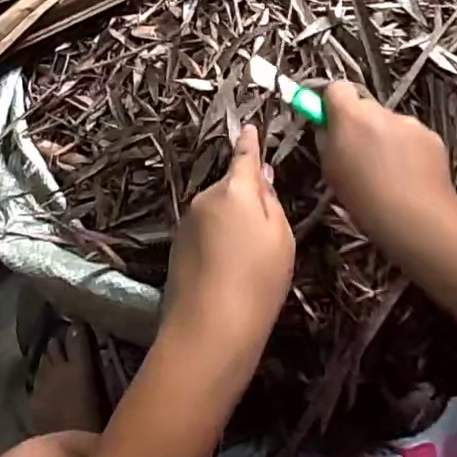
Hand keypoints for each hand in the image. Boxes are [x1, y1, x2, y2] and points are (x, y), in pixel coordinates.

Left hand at [161, 124, 292, 359]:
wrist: (209, 328)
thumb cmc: (258, 280)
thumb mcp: (280, 238)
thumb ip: (270, 202)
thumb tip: (260, 177)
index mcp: (233, 189)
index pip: (243, 156)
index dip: (249, 142)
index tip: (249, 128)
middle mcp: (205, 197)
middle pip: (230, 186)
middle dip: (245, 195)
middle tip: (266, 225)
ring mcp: (187, 221)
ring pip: (216, 210)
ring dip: (230, 220)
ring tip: (249, 256)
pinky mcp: (176, 245)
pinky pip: (204, 230)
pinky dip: (217, 239)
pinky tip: (228, 268)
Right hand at [315, 82, 456, 246]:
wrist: (417, 220)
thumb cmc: (363, 199)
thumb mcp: (330, 170)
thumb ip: (326, 139)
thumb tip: (327, 126)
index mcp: (351, 116)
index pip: (337, 87)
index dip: (332, 102)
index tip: (330, 120)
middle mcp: (381, 112)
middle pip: (365, 106)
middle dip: (360, 122)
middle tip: (358, 152)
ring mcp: (410, 123)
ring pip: (390, 122)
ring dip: (385, 136)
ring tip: (387, 171)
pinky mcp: (432, 136)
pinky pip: (412, 136)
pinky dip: (407, 149)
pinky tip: (408, 175)